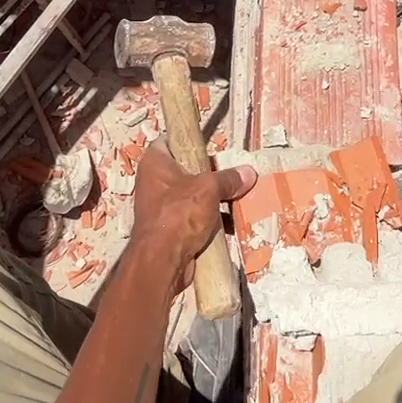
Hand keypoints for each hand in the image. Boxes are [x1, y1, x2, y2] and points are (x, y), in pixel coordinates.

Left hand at [130, 138, 257, 265]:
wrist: (162, 262)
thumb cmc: (180, 214)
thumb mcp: (209, 189)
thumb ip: (228, 179)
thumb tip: (247, 173)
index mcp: (155, 163)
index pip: (170, 140)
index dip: (190, 141)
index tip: (209, 146)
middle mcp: (154, 181)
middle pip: (186, 169)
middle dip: (209, 174)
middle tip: (229, 175)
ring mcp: (161, 206)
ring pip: (192, 195)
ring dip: (212, 200)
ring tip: (235, 199)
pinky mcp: (169, 228)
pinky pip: (192, 217)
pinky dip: (208, 219)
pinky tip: (228, 223)